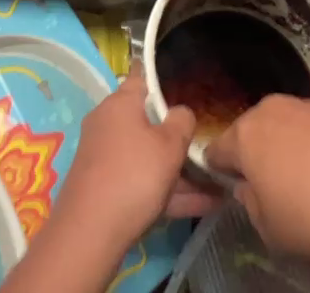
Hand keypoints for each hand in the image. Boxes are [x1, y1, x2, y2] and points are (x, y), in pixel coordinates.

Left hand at [57, 72, 220, 246]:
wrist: (90, 231)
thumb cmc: (134, 174)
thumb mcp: (169, 145)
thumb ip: (182, 121)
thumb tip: (181, 112)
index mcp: (120, 103)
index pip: (142, 79)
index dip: (165, 82)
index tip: (188, 90)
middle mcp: (108, 124)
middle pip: (148, 123)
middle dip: (179, 139)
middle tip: (208, 149)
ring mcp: (105, 157)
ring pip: (148, 158)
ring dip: (181, 172)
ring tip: (219, 186)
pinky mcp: (105, 187)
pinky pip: (142, 182)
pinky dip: (169, 192)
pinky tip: (204, 206)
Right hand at [203, 95, 309, 265]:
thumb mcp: (271, 233)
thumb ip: (251, 206)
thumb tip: (252, 188)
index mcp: (244, 136)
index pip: (215, 151)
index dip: (220, 174)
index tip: (234, 195)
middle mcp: (270, 110)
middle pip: (250, 134)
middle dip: (256, 159)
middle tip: (274, 194)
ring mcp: (307, 107)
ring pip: (283, 131)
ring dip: (287, 152)